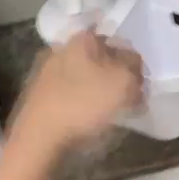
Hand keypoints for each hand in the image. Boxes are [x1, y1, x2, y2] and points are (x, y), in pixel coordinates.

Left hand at [10, 32, 144, 152]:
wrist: (38, 139)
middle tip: (129, 98)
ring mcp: (45, 74)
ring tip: (111, 114)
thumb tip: (133, 70)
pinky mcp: (38, 98)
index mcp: (81, 40)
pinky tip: (88, 122)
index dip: (132, 62)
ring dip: (98, 92)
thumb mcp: (123, 82)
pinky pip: (68, 96)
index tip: (140, 83)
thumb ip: (135, 69)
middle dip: (114, 76)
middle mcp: (61, 50)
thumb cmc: (83, 104)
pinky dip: (81, 105)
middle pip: (98, 59)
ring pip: (82, 78)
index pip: (116, 41)